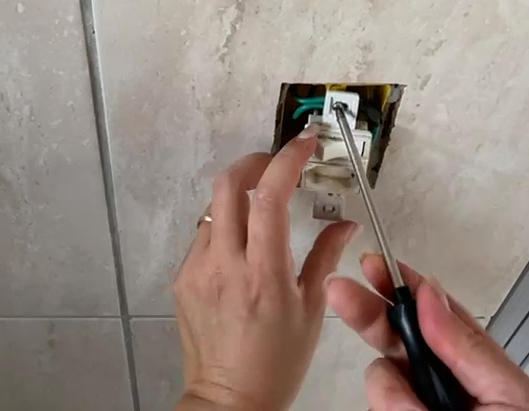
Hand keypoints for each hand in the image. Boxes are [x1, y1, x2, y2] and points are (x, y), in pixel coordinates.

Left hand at [173, 131, 359, 410]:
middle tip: (276, 164)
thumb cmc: (277, 362)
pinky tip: (239, 247)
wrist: (228, 402)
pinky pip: (202, 234)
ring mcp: (197, 269)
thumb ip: (326, 257)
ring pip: (214, 206)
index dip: (287, 160)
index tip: (304, 143)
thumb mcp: (311, 310)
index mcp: (264, 274)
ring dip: (239, 195)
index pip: (269, 196)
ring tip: (259, 208)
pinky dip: (224, 227)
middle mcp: (225, 265)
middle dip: (255, 161)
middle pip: (229, 183)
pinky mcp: (182, 277)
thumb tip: (346, 223)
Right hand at [327, 254, 528, 410]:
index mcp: (471, 362)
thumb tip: (429, 291)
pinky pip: (380, 407)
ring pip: (381, 381)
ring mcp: (417, 406)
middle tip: (341, 291)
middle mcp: (440, 382)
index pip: (431, 310)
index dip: (401, 283)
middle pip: (394, 334)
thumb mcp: (510, 396)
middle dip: (368, 311)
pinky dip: (395, 409)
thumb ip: (467, 346)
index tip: (374, 264)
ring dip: (395, 396)